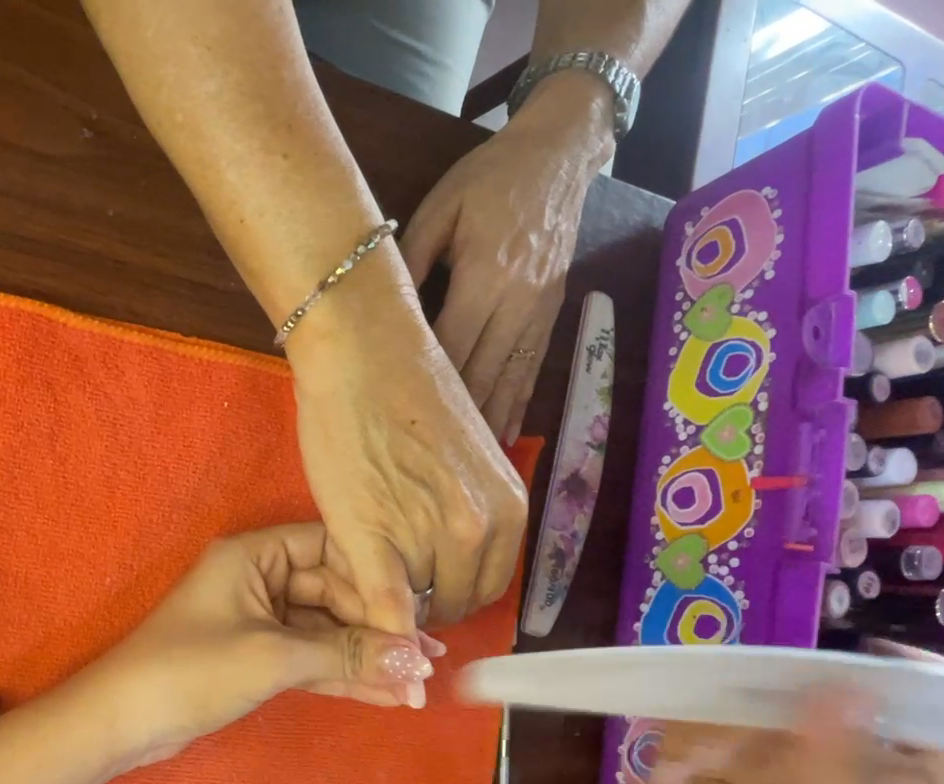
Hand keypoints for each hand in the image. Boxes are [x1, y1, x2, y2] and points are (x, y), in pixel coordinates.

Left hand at [86, 523, 445, 766]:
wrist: (125, 722)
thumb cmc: (192, 671)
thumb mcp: (272, 657)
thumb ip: (346, 653)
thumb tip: (416, 661)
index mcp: (252, 556)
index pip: (329, 548)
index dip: (375, 578)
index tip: (418, 612)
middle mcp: (257, 579)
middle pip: (332, 592)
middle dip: (378, 628)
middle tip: (428, 662)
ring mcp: (257, 620)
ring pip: (325, 630)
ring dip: (367, 656)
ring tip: (421, 685)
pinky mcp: (256, 657)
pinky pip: (310, 657)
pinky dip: (343, 674)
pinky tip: (387, 695)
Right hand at [286, 258, 527, 632]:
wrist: (362, 354)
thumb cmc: (408, 393)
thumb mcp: (461, 461)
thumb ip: (463, 511)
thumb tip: (443, 555)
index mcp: (508, 510)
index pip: (484, 587)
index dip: (447, 593)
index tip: (419, 590)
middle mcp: (480, 530)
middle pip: (450, 603)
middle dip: (420, 603)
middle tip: (383, 581)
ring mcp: (428, 536)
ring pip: (411, 605)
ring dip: (386, 601)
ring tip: (357, 567)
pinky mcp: (373, 537)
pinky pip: (385, 604)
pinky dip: (382, 633)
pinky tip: (374, 650)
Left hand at [400, 79, 610, 443]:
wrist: (561, 153)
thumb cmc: (489, 178)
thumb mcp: (438, 209)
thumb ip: (410, 261)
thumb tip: (383, 307)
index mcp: (486, 276)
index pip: (448, 344)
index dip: (423, 386)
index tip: (395, 423)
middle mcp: (518, 303)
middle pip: (479, 374)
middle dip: (452, 422)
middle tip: (421, 464)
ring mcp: (540, 313)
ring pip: (508, 381)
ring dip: (485, 428)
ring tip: (460, 470)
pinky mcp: (552, 316)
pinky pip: (532, 372)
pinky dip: (515, 408)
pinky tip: (502, 440)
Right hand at [595, 685, 943, 783]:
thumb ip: (836, 770)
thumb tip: (850, 687)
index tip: (902, 660)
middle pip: (861, 716)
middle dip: (838, 682)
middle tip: (804, 655)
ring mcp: (767, 770)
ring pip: (782, 706)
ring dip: (762, 688)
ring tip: (742, 679)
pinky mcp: (705, 760)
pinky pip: (712, 714)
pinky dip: (703, 702)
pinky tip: (692, 707)